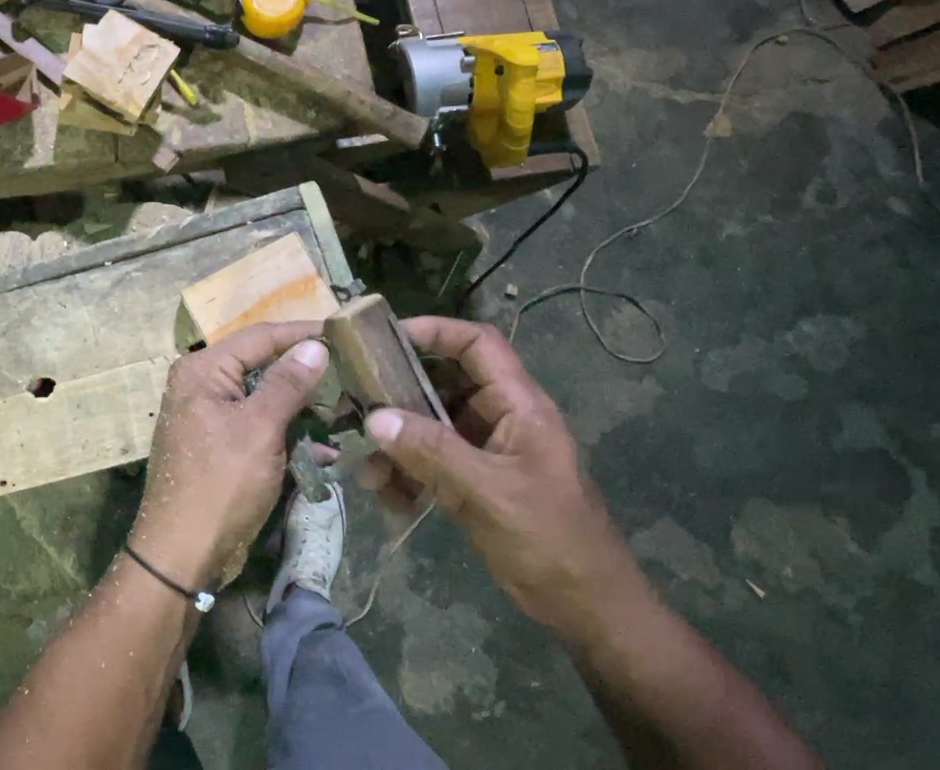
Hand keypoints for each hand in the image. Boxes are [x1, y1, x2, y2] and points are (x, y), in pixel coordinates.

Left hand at [128, 323, 329, 589]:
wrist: (181, 551)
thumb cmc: (220, 485)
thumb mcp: (259, 430)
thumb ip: (287, 384)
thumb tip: (316, 345)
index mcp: (202, 370)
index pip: (261, 336)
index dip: (303, 333)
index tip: (346, 332)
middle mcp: (201, 384)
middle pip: (261, 365)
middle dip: (306, 373)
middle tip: (353, 372)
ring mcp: (208, 415)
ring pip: (264, 398)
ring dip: (302, 408)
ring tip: (347, 410)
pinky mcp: (218, 445)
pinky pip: (258, 426)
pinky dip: (287, 435)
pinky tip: (325, 450)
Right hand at [357, 316, 649, 638]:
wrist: (586, 609)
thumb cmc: (551, 541)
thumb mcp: (489, 492)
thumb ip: (432, 451)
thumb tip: (374, 418)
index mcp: (519, 406)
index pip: (478, 345)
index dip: (435, 331)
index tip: (384, 337)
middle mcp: (499, 418)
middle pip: (441, 384)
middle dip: (396, 396)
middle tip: (353, 403)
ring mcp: (484, 450)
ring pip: (427, 427)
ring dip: (394, 446)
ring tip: (368, 475)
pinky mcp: (471, 481)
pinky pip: (428, 462)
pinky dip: (405, 476)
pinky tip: (389, 501)